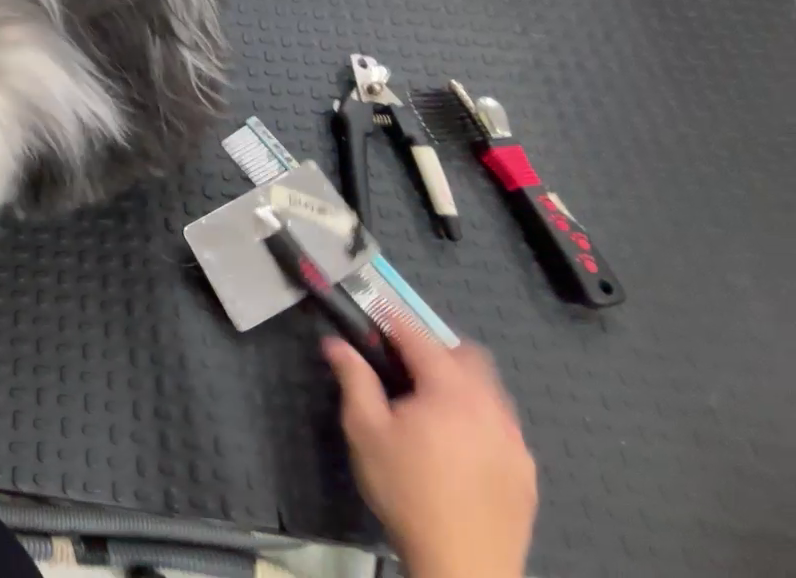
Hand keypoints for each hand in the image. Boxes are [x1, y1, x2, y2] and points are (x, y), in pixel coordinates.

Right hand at [325, 329, 537, 577]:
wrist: (463, 561)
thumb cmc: (405, 488)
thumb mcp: (365, 430)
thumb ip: (354, 380)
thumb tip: (336, 343)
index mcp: (450, 391)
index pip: (421, 338)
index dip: (395, 320)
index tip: (375, 311)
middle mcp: (491, 406)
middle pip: (468, 356)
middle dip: (435, 347)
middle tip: (401, 359)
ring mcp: (515, 438)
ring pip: (489, 390)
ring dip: (459, 381)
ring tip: (426, 401)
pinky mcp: (526, 468)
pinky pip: (502, 423)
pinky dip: (476, 414)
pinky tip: (454, 441)